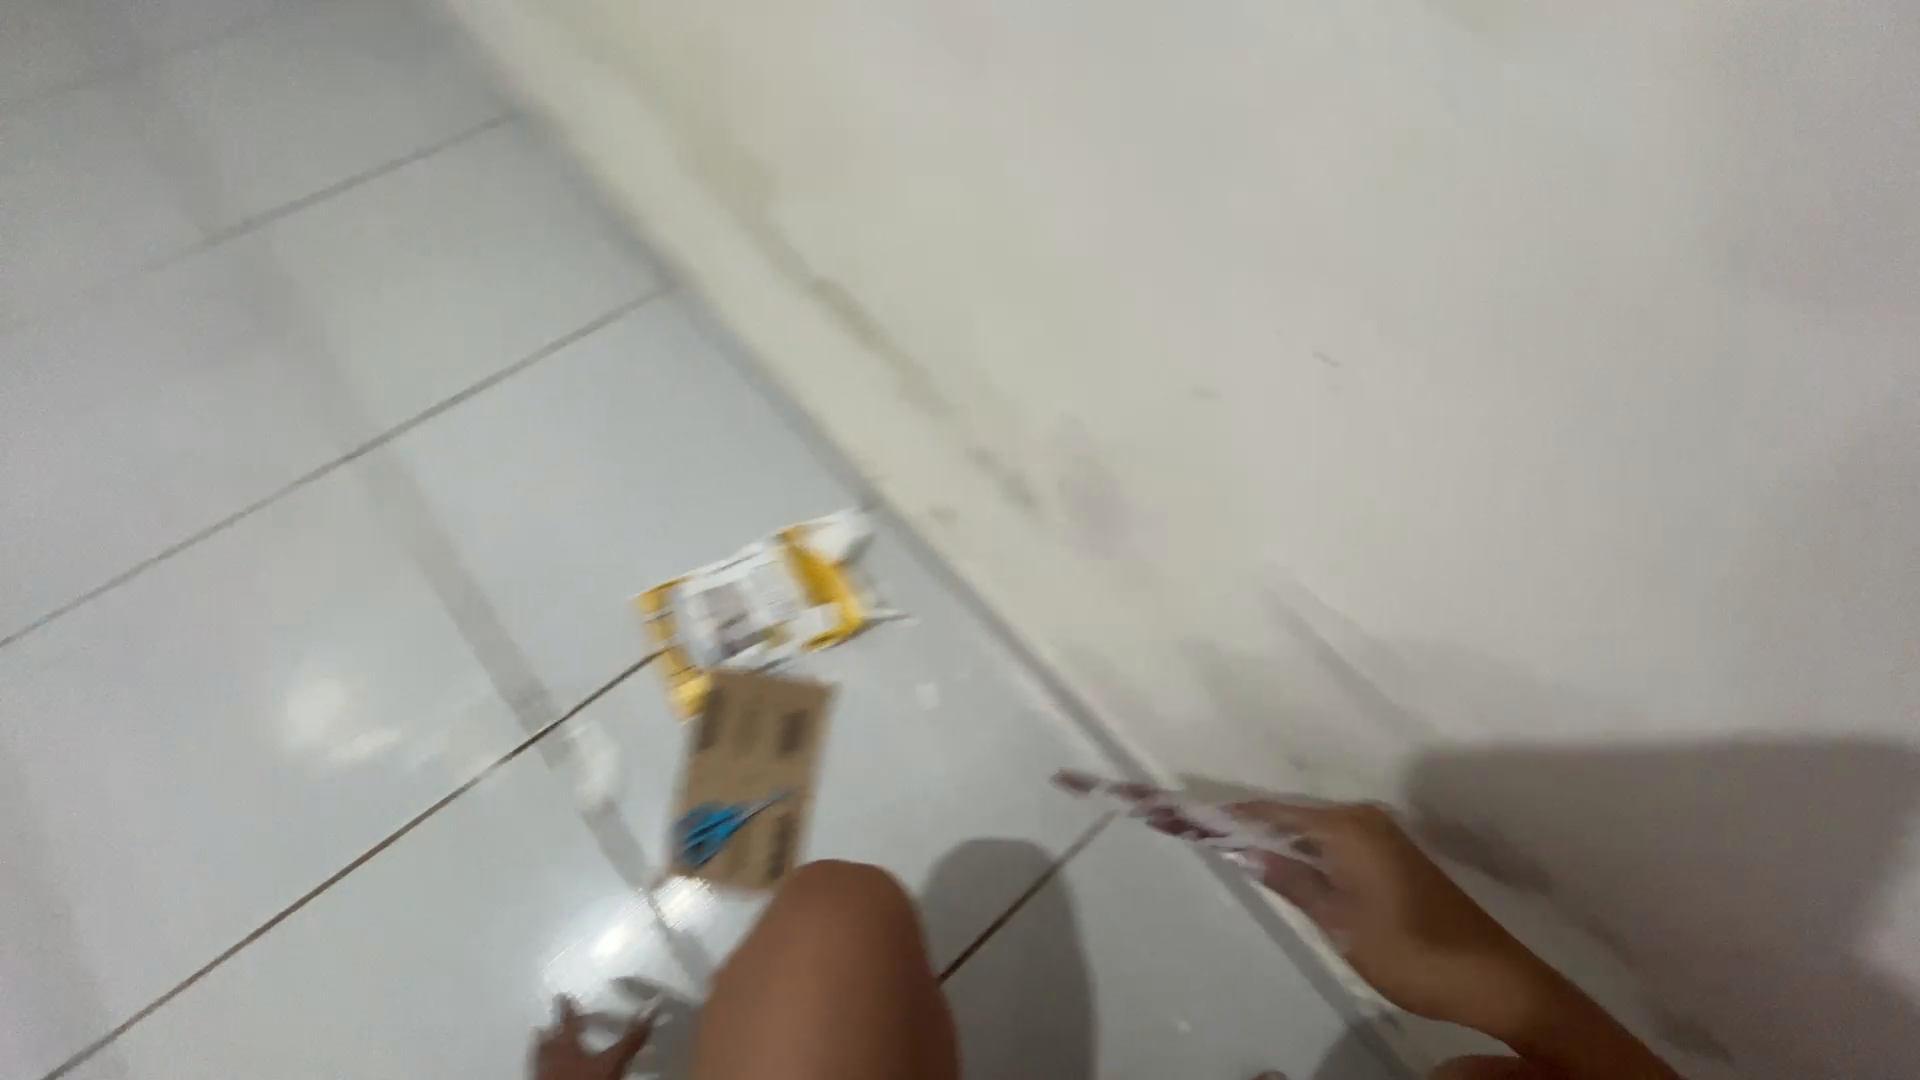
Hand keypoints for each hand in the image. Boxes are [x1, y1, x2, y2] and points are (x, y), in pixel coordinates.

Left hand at [532, 995, 654, 1079]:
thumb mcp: (614, 1060)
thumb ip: (633, 1036)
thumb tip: (654, 1005)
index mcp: (568, 1044)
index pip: (568, 1021)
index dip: (567, 1008)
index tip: (561, 995)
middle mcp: (552, 1056)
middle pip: (549, 1040)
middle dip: (550, 1029)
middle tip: (546, 1021)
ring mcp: (542, 1074)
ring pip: (539, 1057)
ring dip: (541, 1048)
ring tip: (539, 1039)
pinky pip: (537, 1073)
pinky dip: (540, 1066)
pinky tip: (545, 1069)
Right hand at [1228, 801, 1679, 1079]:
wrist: (1500, 982)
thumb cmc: (1413, 953)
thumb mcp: (1339, 922)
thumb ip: (1289, 879)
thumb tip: (1242, 848)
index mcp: (1346, 827)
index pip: (1268, 811)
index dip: (1223, 814)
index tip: (1179, 813)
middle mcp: (1361, 818)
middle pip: (1285, 813)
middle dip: (1240, 821)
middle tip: (1192, 827)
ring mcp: (1378, 834)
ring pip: (1306, 826)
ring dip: (1267, 834)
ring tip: (1221, 840)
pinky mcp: (1388, 854)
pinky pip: (1328, 839)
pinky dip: (1296, 846)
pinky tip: (1275, 857)